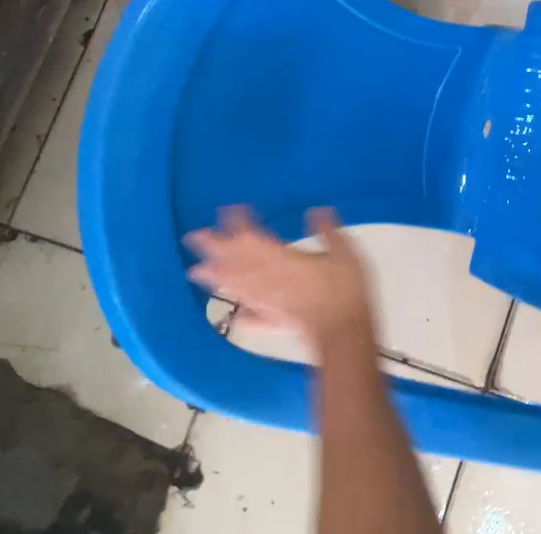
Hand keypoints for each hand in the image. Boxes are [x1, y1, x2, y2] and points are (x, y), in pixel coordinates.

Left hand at [185, 206, 374, 348]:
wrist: (343, 331)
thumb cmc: (346, 289)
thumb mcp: (346, 253)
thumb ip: (329, 231)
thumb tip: (316, 210)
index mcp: (285, 261)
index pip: (257, 240)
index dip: (240, 225)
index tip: (228, 210)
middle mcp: (269, 280)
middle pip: (238, 263)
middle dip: (215, 249)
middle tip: (193, 237)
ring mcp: (267, 302)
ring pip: (237, 287)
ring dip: (215, 277)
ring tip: (195, 271)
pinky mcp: (272, 320)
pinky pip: (249, 314)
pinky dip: (237, 309)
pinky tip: (228, 310)